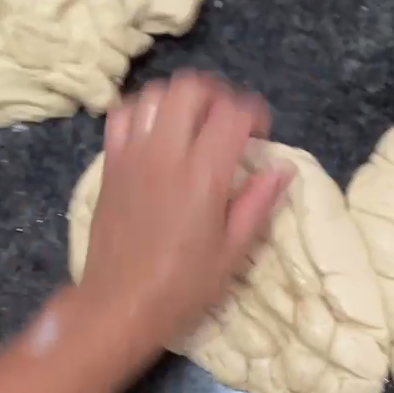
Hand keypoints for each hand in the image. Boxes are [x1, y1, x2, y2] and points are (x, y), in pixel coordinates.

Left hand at [76, 71, 291, 346]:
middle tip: (230, 123)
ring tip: (196, 125)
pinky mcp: (111, 162)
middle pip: (192, 89)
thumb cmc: (184, 287)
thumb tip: (282, 168)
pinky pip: (124, 114)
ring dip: (182, 100)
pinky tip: (157, 134)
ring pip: (156, 94)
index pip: (233, 114)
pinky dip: (145, 111)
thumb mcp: (232, 253)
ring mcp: (133, 153)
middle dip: (218, 96)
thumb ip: (257, 204)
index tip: (261, 135)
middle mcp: (166, 153)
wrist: (120, 304)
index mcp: (204, 176)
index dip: (254, 114)